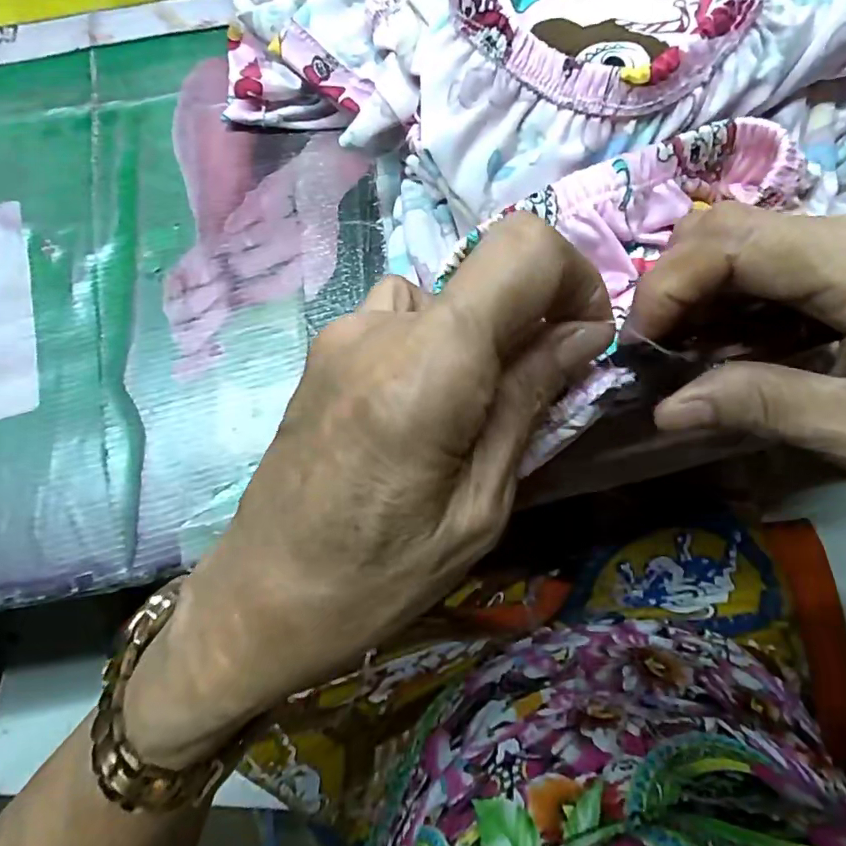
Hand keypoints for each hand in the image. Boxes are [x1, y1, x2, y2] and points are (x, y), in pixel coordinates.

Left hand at [126, 214, 612, 764]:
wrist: (261, 597)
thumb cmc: (379, 576)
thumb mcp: (479, 506)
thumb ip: (527, 402)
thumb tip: (583, 333)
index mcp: (428, 363)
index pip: (521, 248)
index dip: (573, 277)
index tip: (583, 338)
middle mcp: (379, 326)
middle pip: (485, 271)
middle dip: (529, 319)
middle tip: (533, 395)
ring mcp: (341, 333)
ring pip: (442, 297)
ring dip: (476, 337)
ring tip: (464, 416)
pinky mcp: (320, 351)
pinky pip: (397, 319)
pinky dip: (429, 345)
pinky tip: (413, 413)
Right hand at [625, 203, 845, 494]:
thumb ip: (765, 407)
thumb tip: (665, 407)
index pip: (738, 244)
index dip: (670, 286)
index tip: (643, 345)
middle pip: (727, 225)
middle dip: (671, 283)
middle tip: (657, 351)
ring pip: (737, 233)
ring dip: (694, 289)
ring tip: (688, 353)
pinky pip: (761, 253)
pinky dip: (724, 293)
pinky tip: (728, 341)